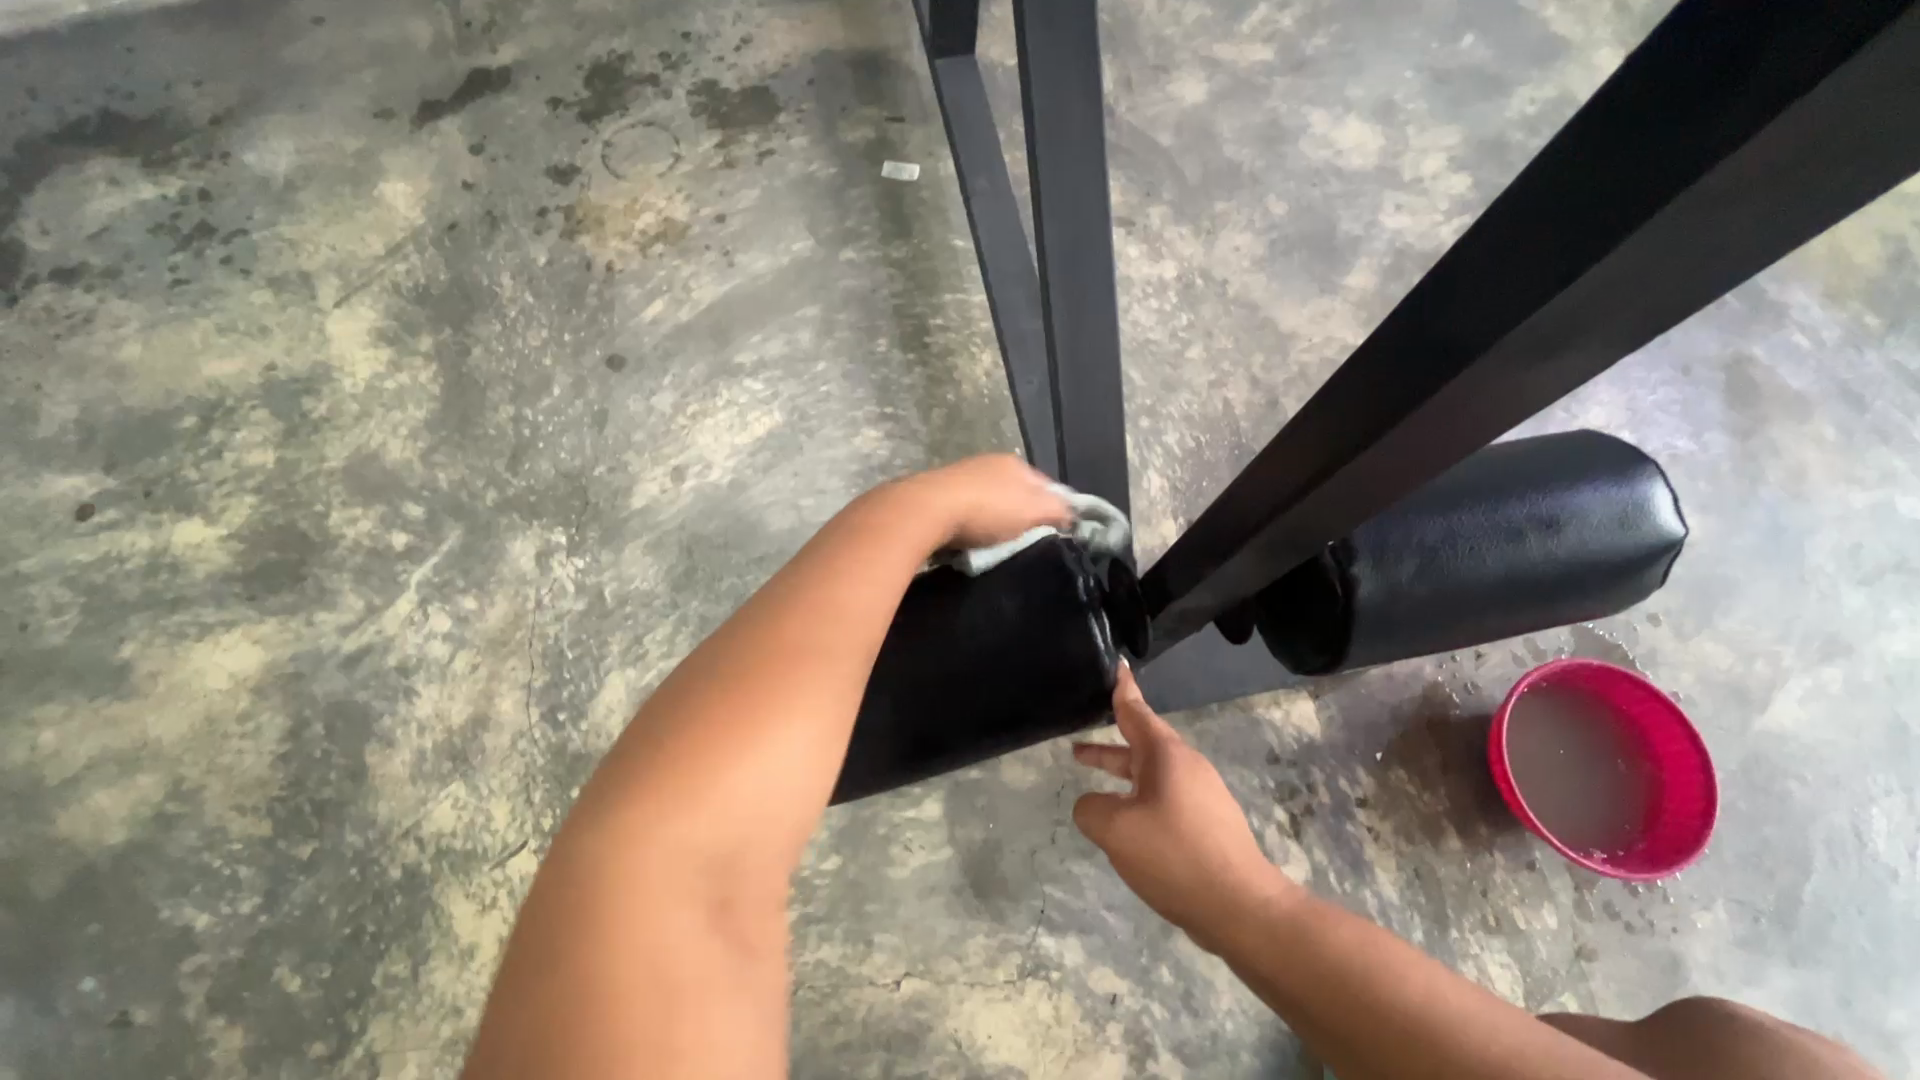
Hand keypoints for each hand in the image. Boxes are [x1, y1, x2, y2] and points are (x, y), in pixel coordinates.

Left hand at [897, 453, 1071, 550]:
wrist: (927, 511)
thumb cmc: (987, 509)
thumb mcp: (1034, 509)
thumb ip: (1058, 509)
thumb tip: (1072, 514)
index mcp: (1015, 463)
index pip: (1046, 486)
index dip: (1055, 509)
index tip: (1057, 534)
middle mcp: (989, 464)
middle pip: (1017, 493)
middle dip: (1023, 516)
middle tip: (1026, 543)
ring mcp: (962, 478)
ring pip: (990, 503)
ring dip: (995, 522)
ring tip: (997, 546)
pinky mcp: (939, 496)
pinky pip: (966, 513)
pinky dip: (972, 526)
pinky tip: (970, 541)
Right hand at [1072, 665, 1295, 950]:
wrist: (1240, 907)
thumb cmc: (1175, 855)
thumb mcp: (1115, 830)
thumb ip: (1090, 809)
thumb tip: (1092, 805)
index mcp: (1166, 755)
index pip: (1135, 711)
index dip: (1122, 689)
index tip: (1117, 665)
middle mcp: (1186, 767)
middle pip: (1141, 747)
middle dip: (1108, 749)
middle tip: (1077, 749)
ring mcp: (1201, 796)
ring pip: (1152, 777)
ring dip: (1122, 779)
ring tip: (1096, 792)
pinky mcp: (1208, 825)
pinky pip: (1165, 801)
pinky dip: (1140, 802)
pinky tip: (1128, 829)